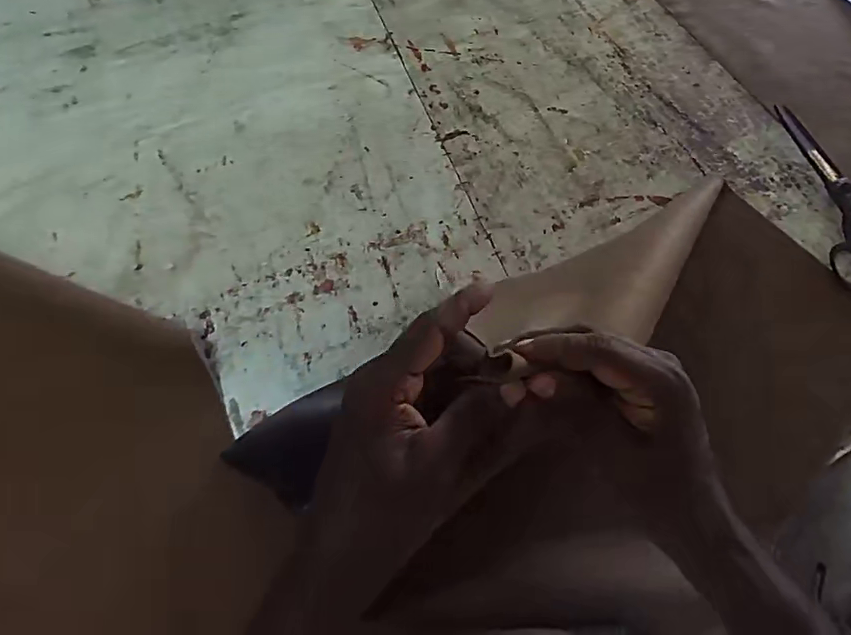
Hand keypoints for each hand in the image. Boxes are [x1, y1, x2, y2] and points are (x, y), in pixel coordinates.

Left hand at [256, 283, 557, 629]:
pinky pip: (423, 386)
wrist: (334, 564)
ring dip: (465, 371)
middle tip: (511, 371)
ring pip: (430, 366)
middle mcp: (377, 380)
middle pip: (432, 346)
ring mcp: (377, 397)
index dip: (460, 306)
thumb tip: (516, 385)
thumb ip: (475, 418)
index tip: (490, 287)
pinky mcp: (382, 415)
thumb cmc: (383, 513)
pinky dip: (451, 389)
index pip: (427, 330)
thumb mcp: (436, 464)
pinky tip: (475, 404)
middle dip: (474, 351)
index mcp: (383, 384)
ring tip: (499, 390)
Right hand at [515, 330, 837, 634]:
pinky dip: (575, 367)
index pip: (600, 348)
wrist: (697, 521)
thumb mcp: (614, 454)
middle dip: (553, 345)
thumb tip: (538, 376)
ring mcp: (654, 368)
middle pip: (598, 340)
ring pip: (599, 348)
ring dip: (561, 354)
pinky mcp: (644, 380)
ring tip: (521, 362)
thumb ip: (580, 408)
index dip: (556, 346)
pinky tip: (548, 373)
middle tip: (510, 354)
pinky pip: (605, 363)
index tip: (517, 351)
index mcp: (661, 378)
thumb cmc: (659, 496)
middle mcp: (660, 361)